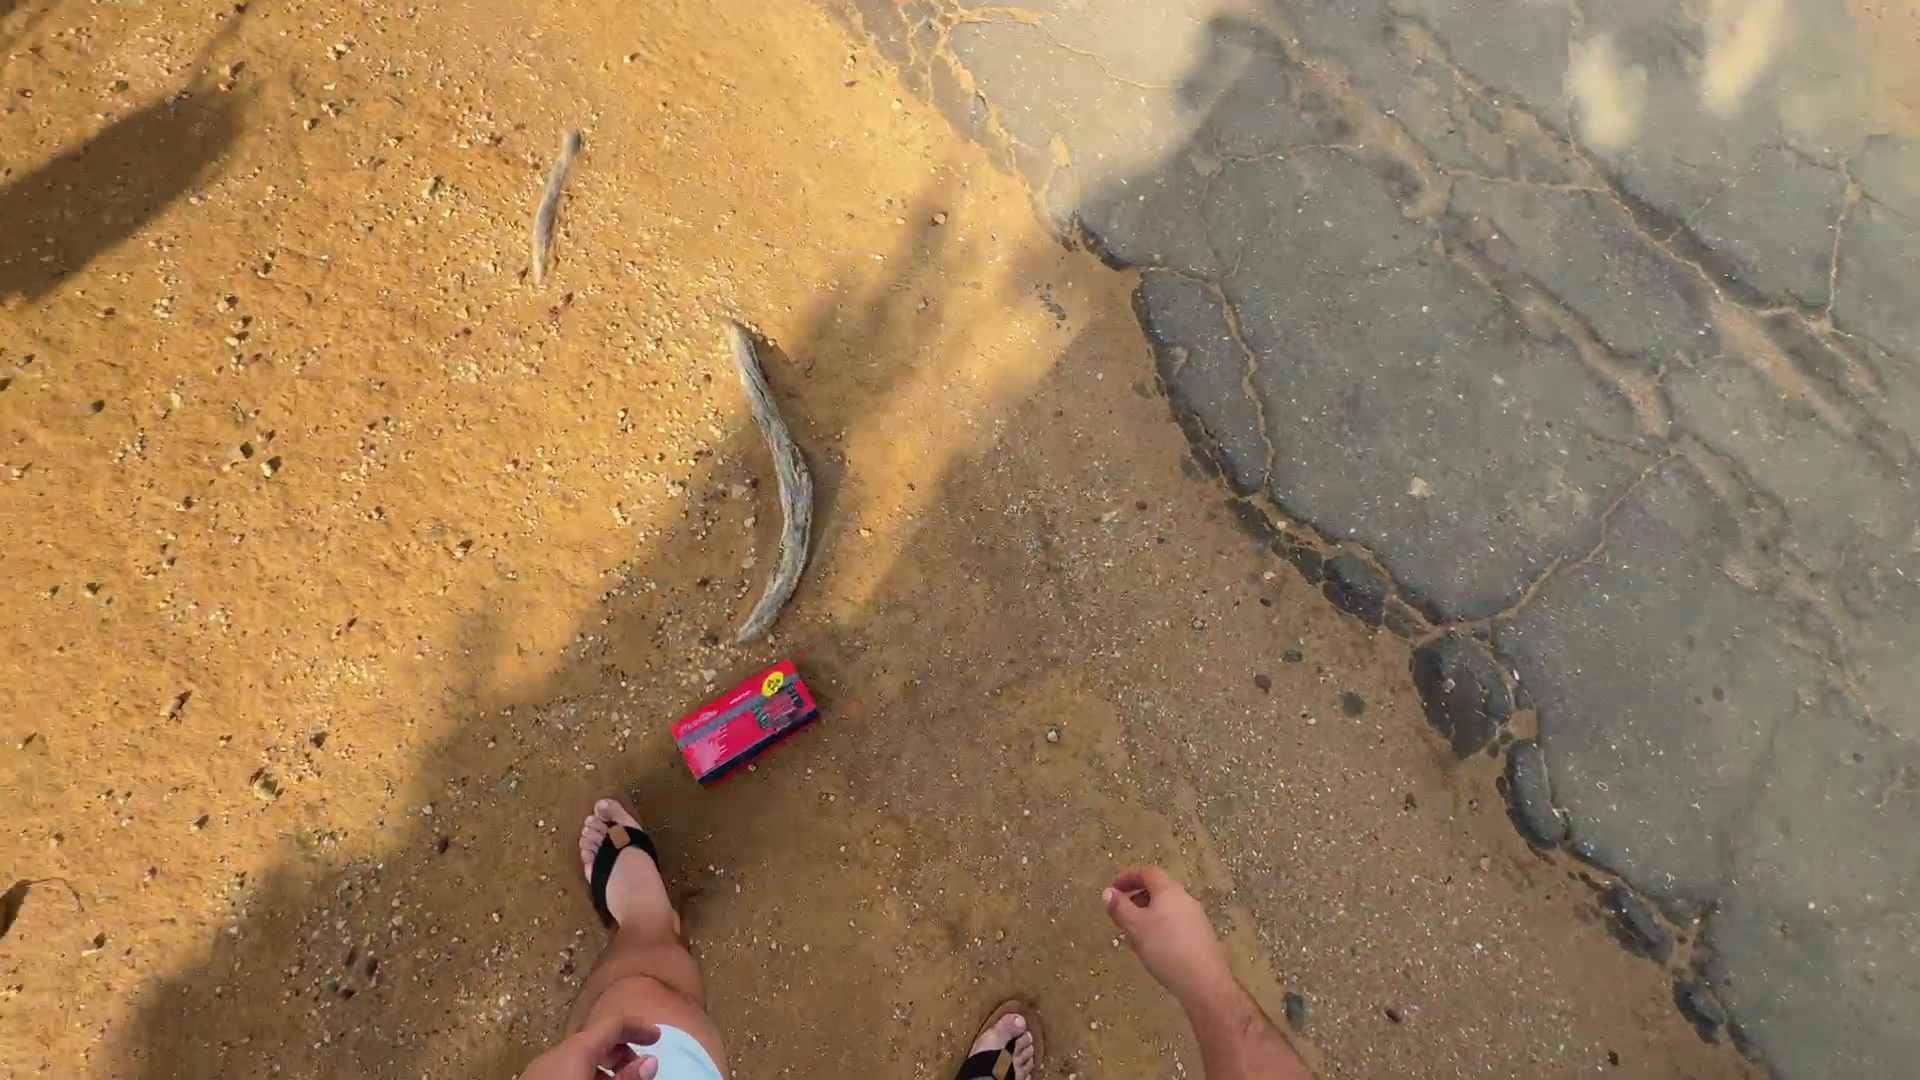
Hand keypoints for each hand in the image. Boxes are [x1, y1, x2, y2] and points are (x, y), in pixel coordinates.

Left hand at [518, 1014, 661, 1079]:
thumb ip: (627, 1079)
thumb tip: (651, 1062)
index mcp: (576, 1048)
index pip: (615, 1023)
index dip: (639, 1027)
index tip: (657, 1040)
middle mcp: (557, 1052)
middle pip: (597, 1040)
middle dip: (622, 1052)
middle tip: (638, 1072)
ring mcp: (540, 1070)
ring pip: (580, 1058)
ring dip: (604, 1068)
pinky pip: (564, 1071)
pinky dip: (584, 1076)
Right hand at [1103, 864, 1233, 1003]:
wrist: (1205, 984)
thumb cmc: (1166, 949)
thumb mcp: (1135, 927)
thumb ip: (1119, 907)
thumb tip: (1108, 891)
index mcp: (1169, 890)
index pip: (1146, 872)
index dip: (1128, 877)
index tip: (1114, 891)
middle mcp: (1185, 899)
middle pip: (1157, 890)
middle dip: (1136, 901)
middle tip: (1121, 917)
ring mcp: (1196, 918)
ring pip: (1166, 910)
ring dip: (1147, 918)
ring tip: (1134, 938)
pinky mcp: (1202, 938)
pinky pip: (1176, 925)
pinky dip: (1160, 929)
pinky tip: (1154, 951)